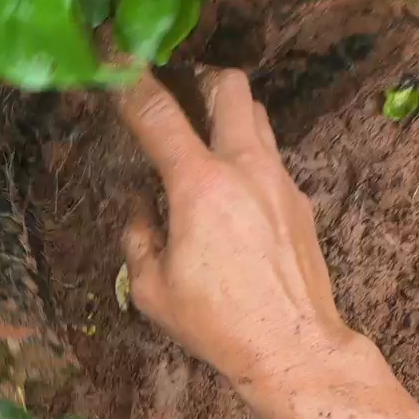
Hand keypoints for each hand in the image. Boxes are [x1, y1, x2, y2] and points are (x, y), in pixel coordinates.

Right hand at [118, 70, 358, 390]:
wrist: (290, 343)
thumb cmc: (212, 322)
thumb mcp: (150, 290)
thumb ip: (138, 239)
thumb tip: (139, 208)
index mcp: (198, 188)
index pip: (160, 118)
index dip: (134, 90)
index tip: (119, 75)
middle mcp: (244, 168)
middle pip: (229, 87)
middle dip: (200, 80)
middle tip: (180, 96)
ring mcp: (279, 180)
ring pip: (256, 117)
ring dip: (228, 115)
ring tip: (205, 141)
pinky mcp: (299, 200)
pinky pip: (269, 159)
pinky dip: (246, 160)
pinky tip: (233, 199)